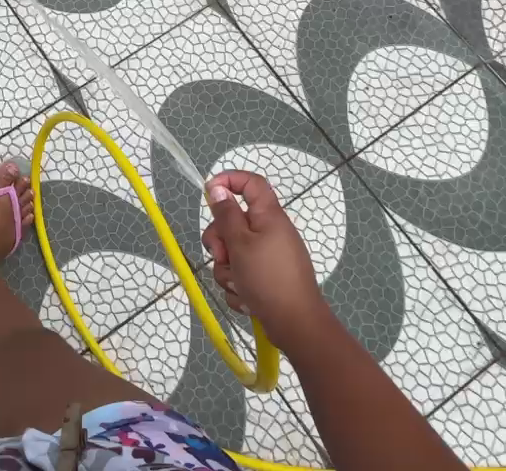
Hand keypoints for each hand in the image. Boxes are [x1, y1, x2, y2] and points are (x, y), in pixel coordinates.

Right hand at [201, 170, 333, 352]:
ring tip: (237, 284)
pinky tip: (245, 298)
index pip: (251, 183)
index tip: (209, 192)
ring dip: (227, 268)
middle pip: (233, 222)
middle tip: (222, 255)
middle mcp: (269, 233)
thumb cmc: (268, 278)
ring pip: (232, 251)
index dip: (229, 179)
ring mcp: (268, 256)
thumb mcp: (239, 242)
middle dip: (219, 240)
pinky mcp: (266, 277)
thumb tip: (218, 189)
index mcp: (268, 217)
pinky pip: (241, 272)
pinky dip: (237, 285)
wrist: (296, 326)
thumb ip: (226, 214)